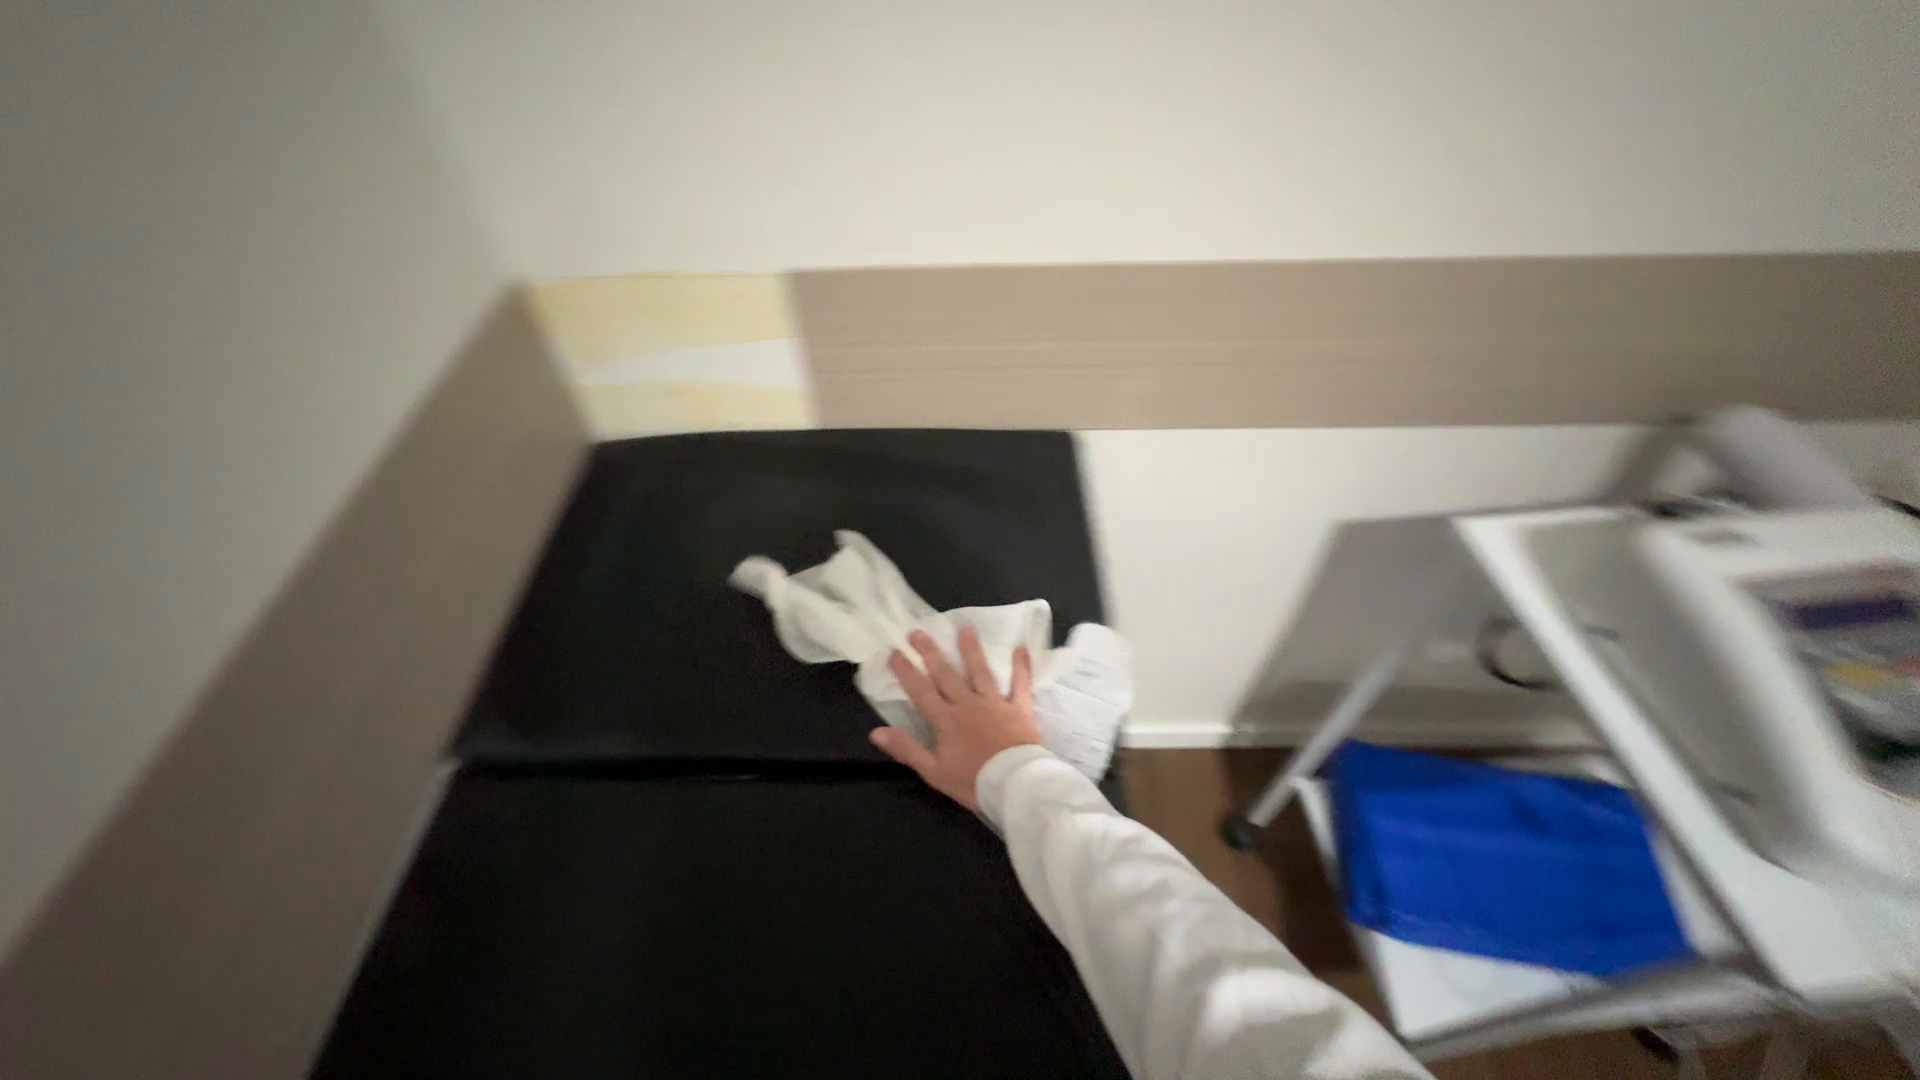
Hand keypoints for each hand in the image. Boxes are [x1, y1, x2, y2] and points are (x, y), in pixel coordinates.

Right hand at [872, 626, 1041, 810]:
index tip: (895, 652)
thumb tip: (876, 732)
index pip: (921, 692)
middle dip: (931, 653)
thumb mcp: (933, 771)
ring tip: (965, 628)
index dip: (907, 672)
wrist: (1014, 785)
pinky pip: (1021, 684)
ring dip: (972, 650)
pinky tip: (1021, 648)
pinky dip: (1021, 667)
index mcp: (946, 720)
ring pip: (981, 672)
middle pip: (946, 675)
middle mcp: (968, 704)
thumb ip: (906, 749)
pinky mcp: (1020, 709)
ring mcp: (995, 704)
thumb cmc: (973, 781)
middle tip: (918, 631)